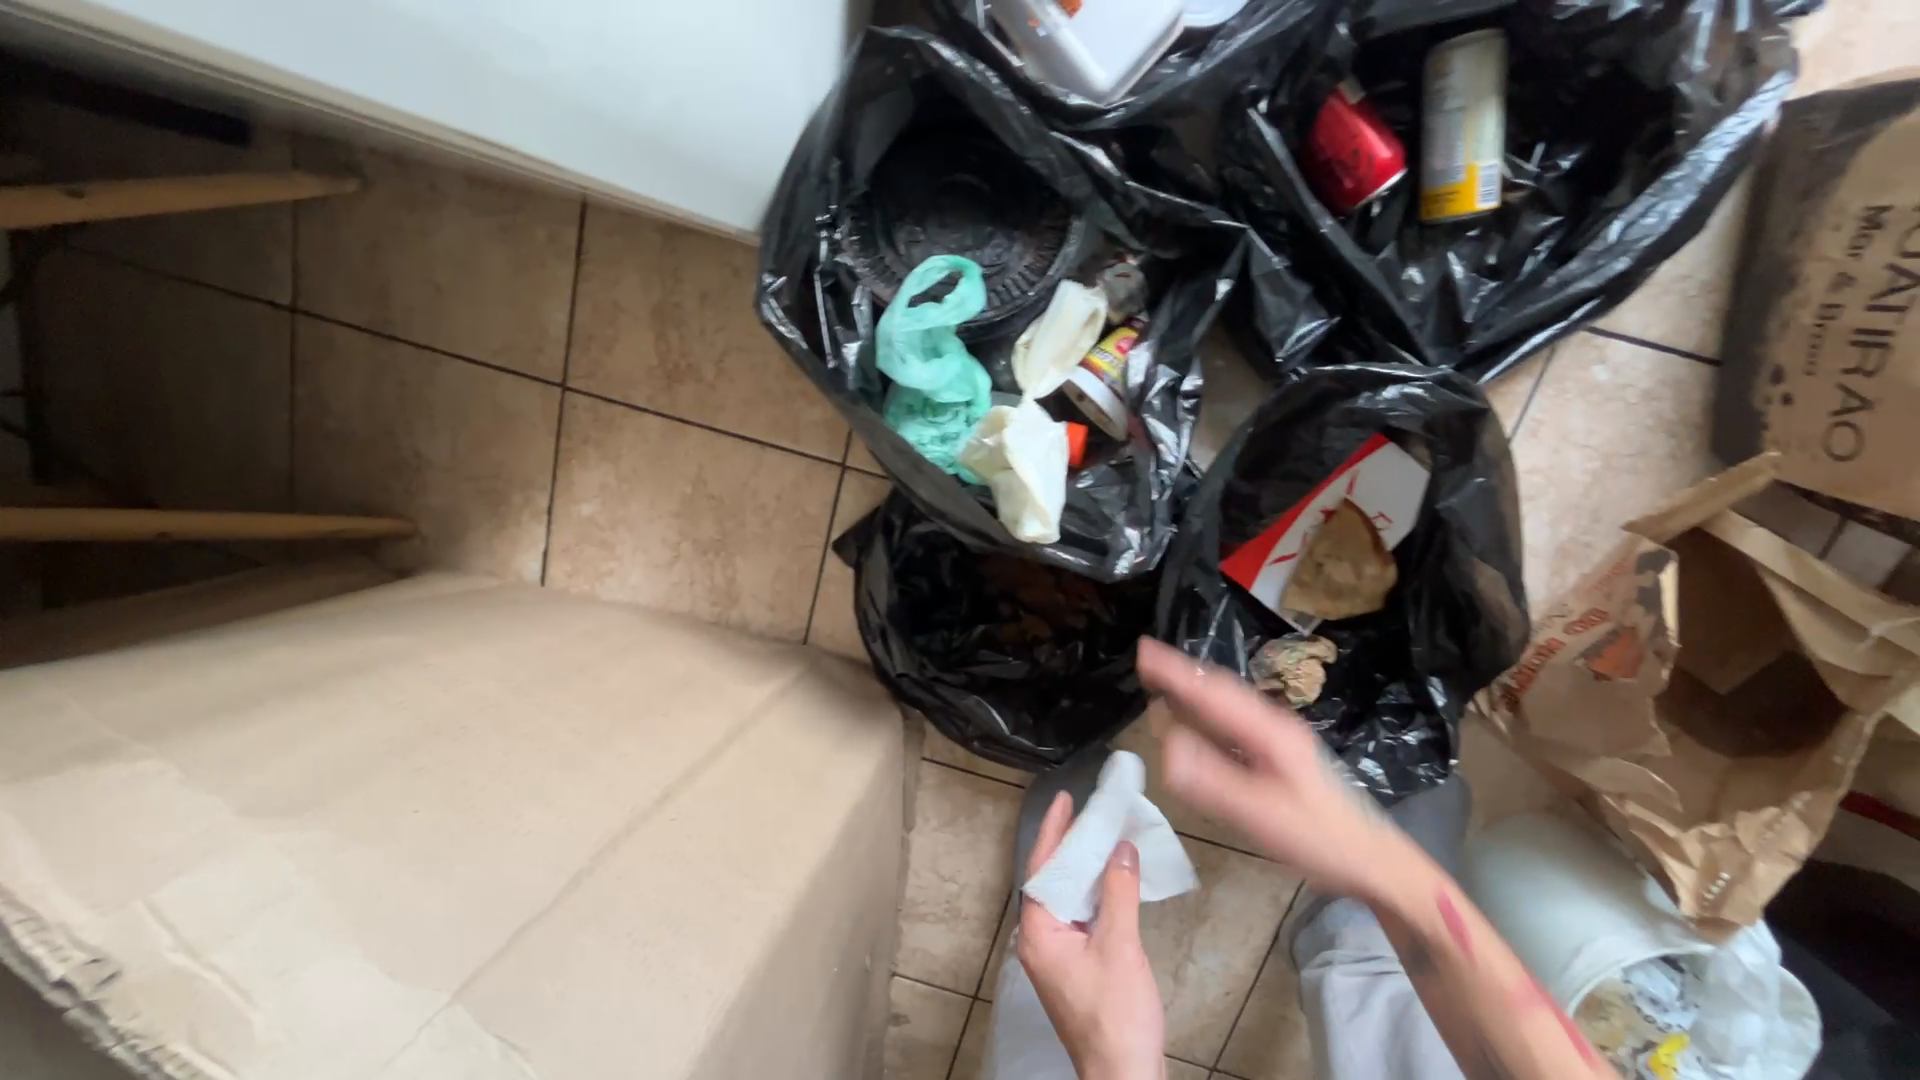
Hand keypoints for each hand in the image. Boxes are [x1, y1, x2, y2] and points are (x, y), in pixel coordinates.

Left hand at [1015, 790, 1165, 1079]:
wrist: (1123, 1075)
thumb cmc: (1116, 1015)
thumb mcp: (1120, 947)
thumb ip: (1117, 893)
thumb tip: (1120, 848)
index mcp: (1038, 932)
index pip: (1042, 868)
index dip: (1054, 830)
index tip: (1064, 799)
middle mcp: (1039, 939)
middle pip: (1052, 879)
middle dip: (1071, 845)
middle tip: (1090, 811)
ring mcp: (1056, 954)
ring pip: (1067, 897)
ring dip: (1085, 868)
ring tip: (1104, 835)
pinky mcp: (1074, 964)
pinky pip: (1079, 914)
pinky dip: (1094, 893)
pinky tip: (1113, 879)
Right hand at [1135, 638, 1413, 901]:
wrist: (1373, 862)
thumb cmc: (1321, 839)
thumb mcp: (1263, 814)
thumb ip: (1214, 782)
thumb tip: (1168, 747)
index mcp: (1270, 733)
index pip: (1215, 693)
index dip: (1178, 672)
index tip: (1145, 652)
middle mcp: (1273, 726)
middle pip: (1222, 691)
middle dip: (1183, 673)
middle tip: (1146, 660)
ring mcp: (1277, 740)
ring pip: (1229, 705)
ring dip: (1195, 691)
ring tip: (1163, 680)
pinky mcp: (1277, 757)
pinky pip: (1233, 724)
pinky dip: (1208, 713)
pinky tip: (1197, 721)